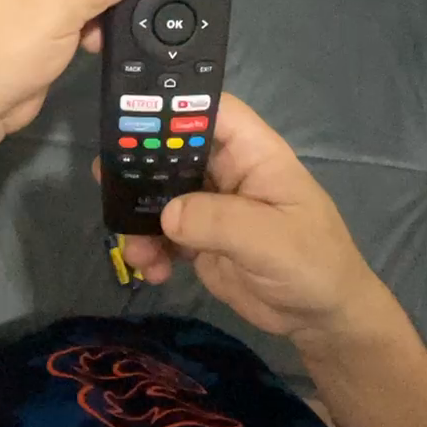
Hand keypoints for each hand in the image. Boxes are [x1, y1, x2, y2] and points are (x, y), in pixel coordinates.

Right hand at [117, 93, 405, 345]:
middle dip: (140, 164)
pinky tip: (152, 271)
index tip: (135, 115)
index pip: (212, 111)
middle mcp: (226, 171)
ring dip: (139, 218)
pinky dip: (150, 249)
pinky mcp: (198, 237)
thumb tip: (166, 214)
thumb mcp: (272, 240)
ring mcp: (210, 205)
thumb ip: (218, 221)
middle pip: (174, 150)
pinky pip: (162, 232)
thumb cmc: (313, 265)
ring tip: (134, 249)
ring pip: (160, 194)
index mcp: (252, 154)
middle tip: (106, 176)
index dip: (176, 105)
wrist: (320, 320)